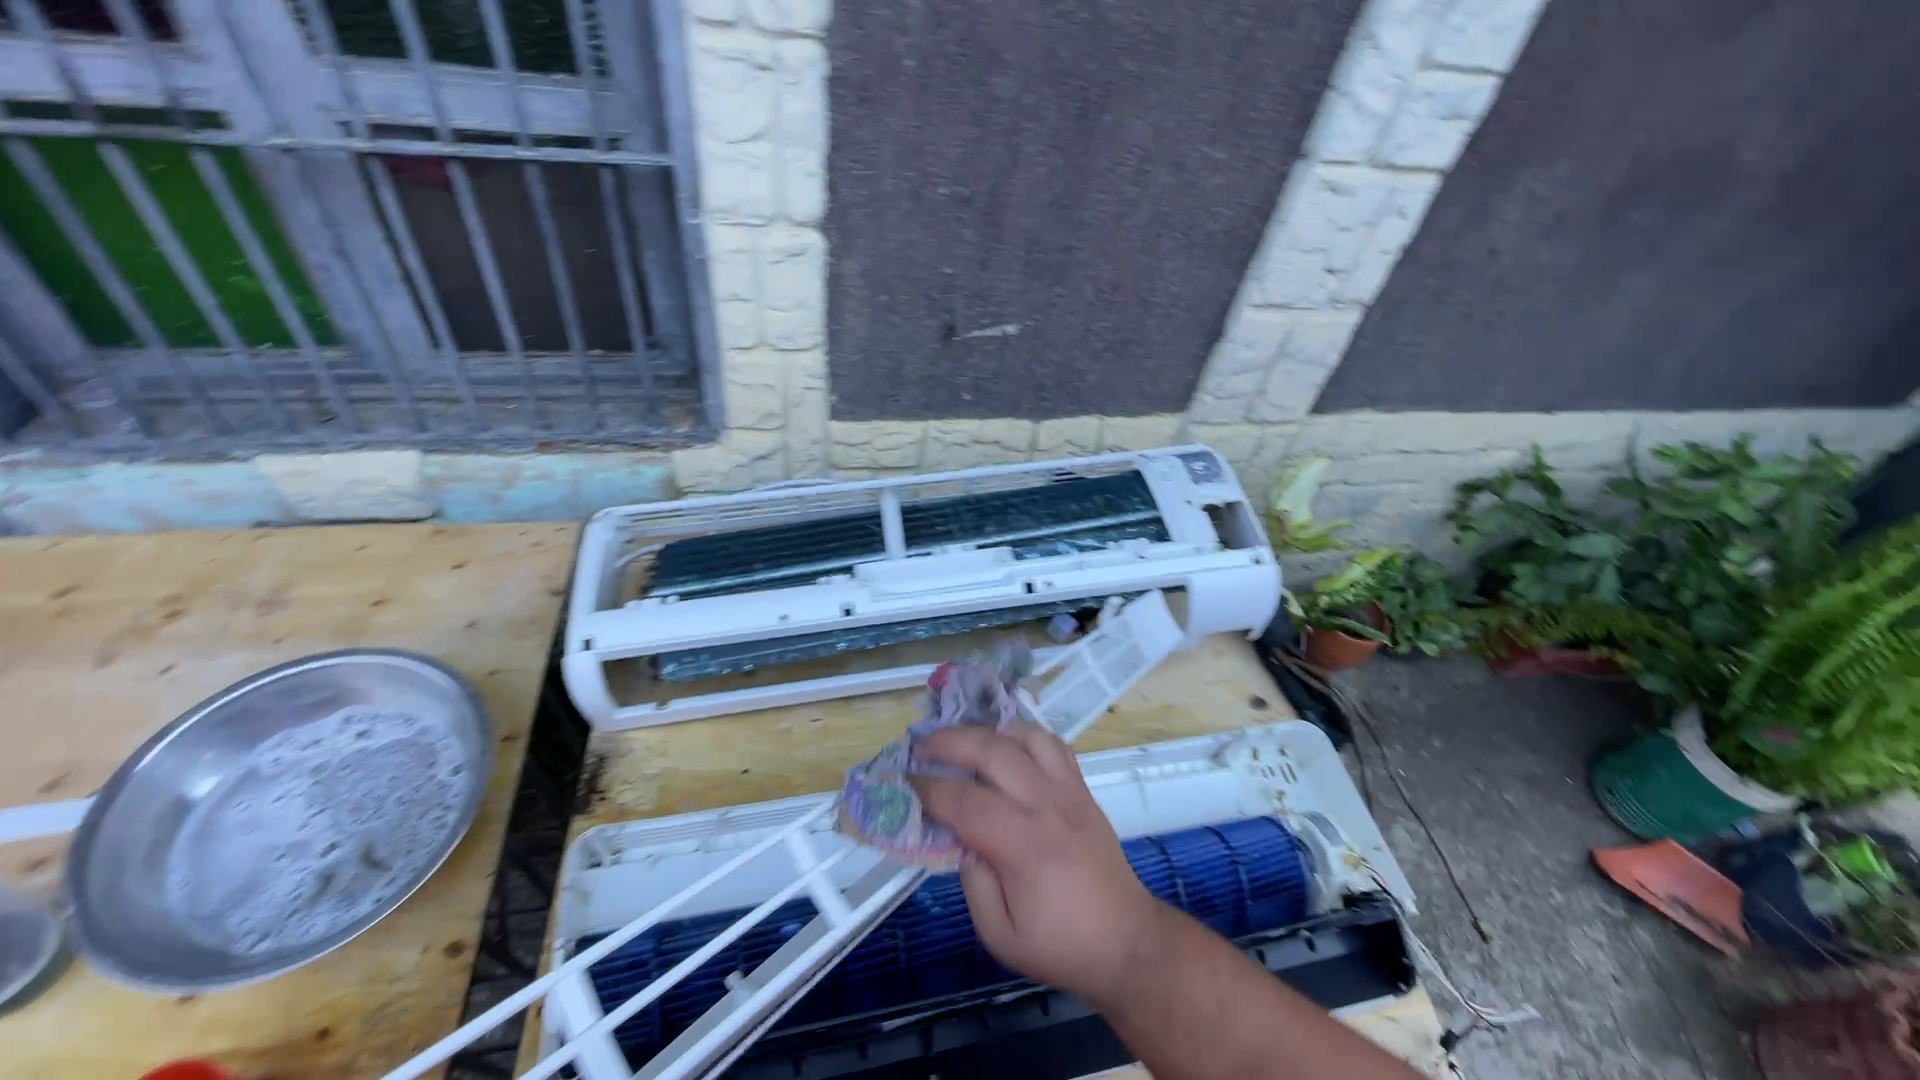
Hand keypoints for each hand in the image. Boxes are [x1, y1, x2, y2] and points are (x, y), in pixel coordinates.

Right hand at [909, 723, 1167, 997]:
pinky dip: (1024, 736)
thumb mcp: (1000, 934)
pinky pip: (1053, 745)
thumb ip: (973, 883)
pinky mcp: (1083, 791)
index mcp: (1023, 846)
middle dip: (949, 742)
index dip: (928, 788)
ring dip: (988, 732)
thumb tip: (961, 840)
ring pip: (1026, 737)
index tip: (904, 785)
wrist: (1127, 941)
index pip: (964, 800)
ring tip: (963, 743)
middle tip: (921, 748)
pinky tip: (1006, 748)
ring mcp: (1069, 792)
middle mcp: (1046, 806)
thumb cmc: (1060, 945)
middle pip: (992, 751)